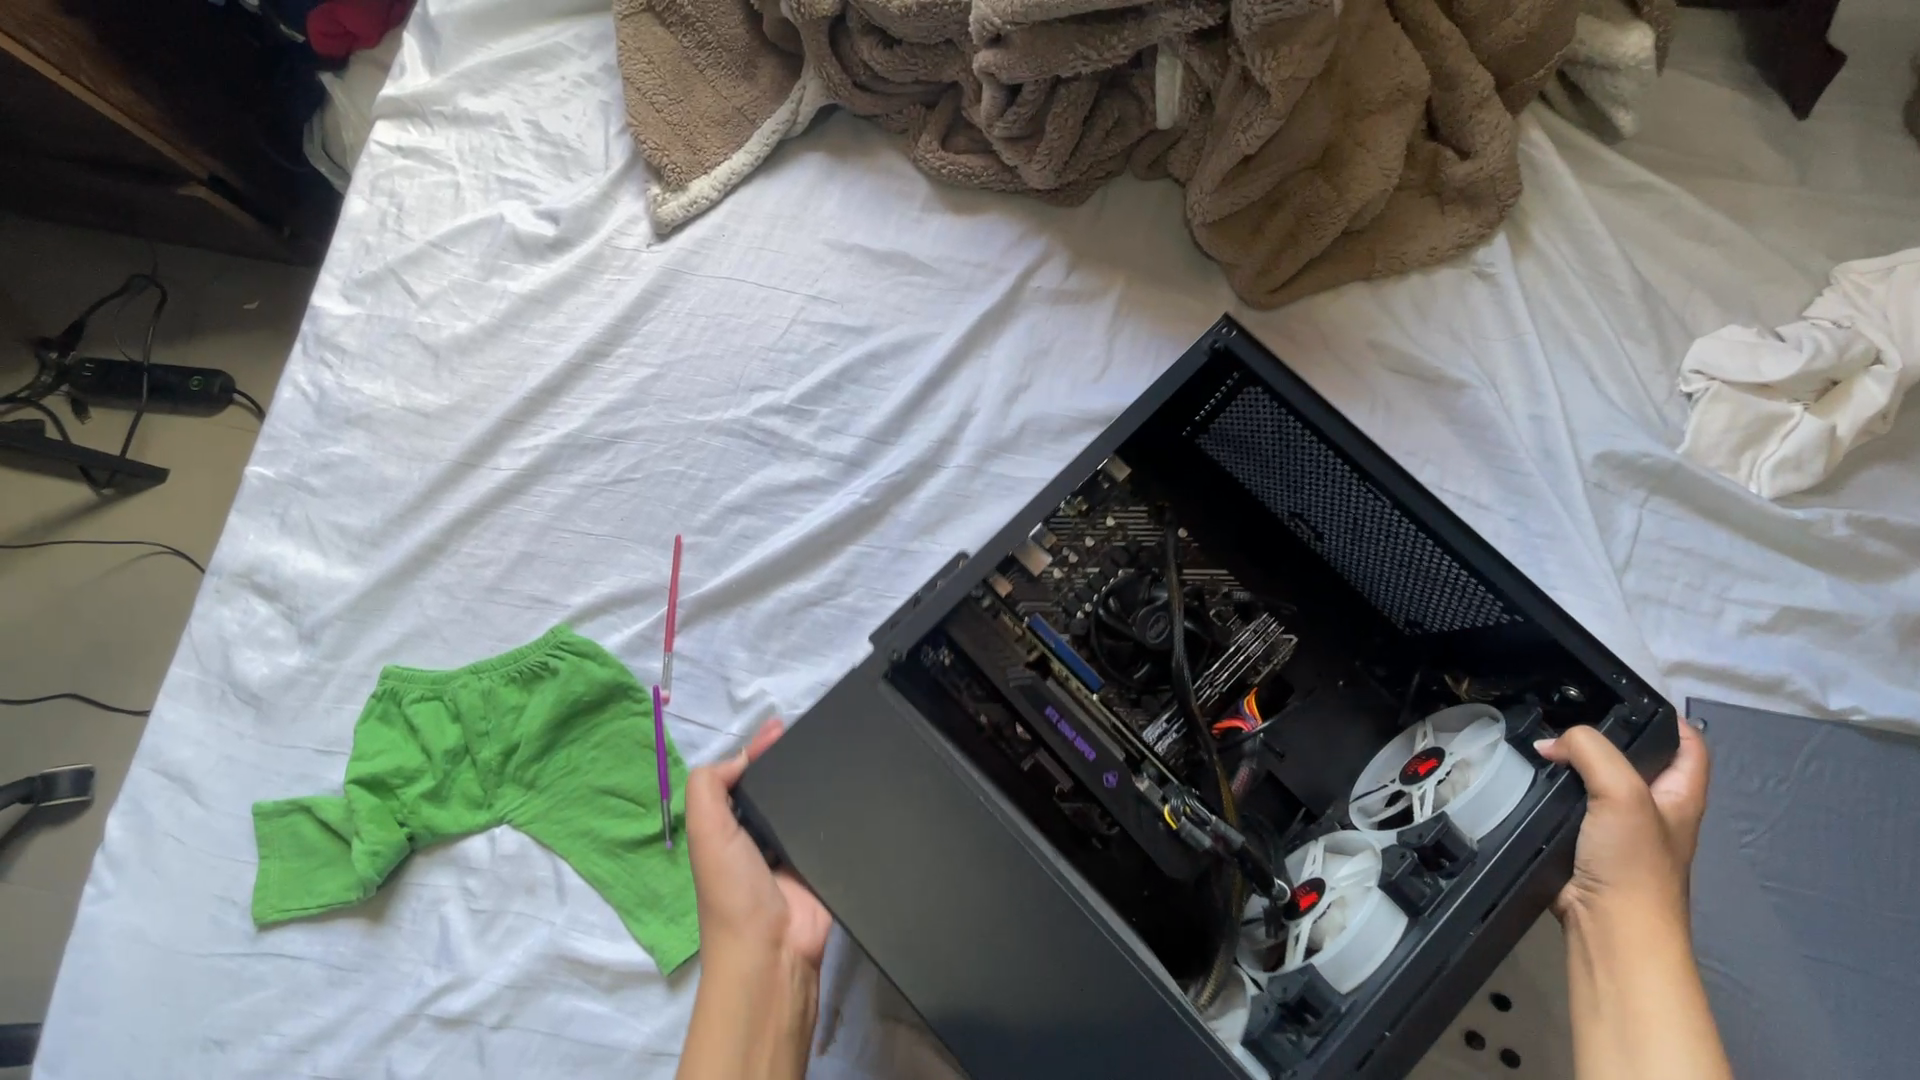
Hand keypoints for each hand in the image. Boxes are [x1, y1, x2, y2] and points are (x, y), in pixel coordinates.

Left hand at [685, 717, 832, 969]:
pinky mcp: (823, 861)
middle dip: (792, 762)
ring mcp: (793, 850)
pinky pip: (833, 826)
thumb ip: (709, 787)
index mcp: (726, 828)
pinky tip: (855, 786)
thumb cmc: (733, 891)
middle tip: (819, 733)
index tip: (783, 726)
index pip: (742, 778)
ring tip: (840, 752)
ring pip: (807, 804)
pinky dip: (842, 809)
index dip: (757, 750)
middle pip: (777, 787)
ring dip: (820, 783)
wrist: (774, 949)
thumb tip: (742, 755)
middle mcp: (758, 836)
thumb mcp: (705, 832)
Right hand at [1536, 714, 1709, 929]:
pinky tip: (1526, 780)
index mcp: (1680, 795)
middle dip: (1599, 736)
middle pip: (1630, 758)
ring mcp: (1615, 826)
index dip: (1666, 718)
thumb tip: (1552, 744)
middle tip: (1562, 716)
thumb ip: (1591, 752)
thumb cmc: (1632, 862)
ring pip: (1591, 780)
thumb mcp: (1623, 793)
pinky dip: (1546, 789)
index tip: (1623, 696)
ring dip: (1567, 764)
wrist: (1609, 925)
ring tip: (1537, 744)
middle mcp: (1651, 807)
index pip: (1688, 744)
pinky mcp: (1580, 841)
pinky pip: (1563, 803)